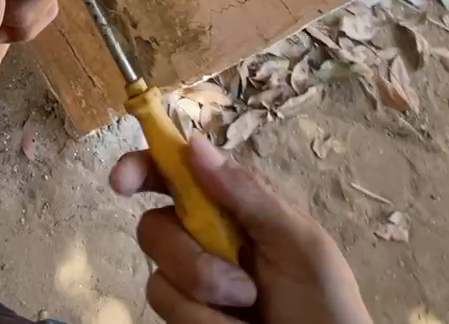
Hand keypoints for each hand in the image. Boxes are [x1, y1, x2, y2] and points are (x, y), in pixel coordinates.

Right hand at [111, 136, 371, 323]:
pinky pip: (167, 305)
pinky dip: (202, 320)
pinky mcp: (185, 315)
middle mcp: (200, 235)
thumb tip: (192, 142)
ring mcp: (190, 279)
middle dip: (186, 254)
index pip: (172, 170)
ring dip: (203, 293)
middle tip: (237, 284)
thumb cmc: (327, 304)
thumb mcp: (301, 244)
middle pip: (153, 223)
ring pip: (157, 271)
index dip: (139, 167)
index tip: (121, 182)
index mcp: (228, 204)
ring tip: (246, 310)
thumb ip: (248, 194)